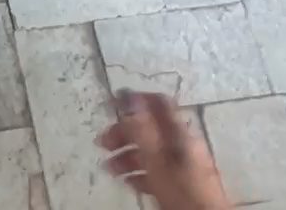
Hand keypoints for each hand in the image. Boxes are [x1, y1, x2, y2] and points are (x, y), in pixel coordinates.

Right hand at [98, 89, 230, 209]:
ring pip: (150, 150)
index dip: (135, 99)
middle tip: (103, 142)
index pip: (158, 102)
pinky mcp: (182, 183)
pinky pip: (157, 170)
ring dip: (126, 155)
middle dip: (123, 132)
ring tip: (110, 167)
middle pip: (149, 127)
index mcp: (179, 133)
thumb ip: (142, 127)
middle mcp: (182, 144)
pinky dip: (140, 172)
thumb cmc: (180, 189)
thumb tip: (130, 95)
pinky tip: (128, 181)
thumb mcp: (156, 158)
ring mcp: (183, 164)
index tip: (112, 103)